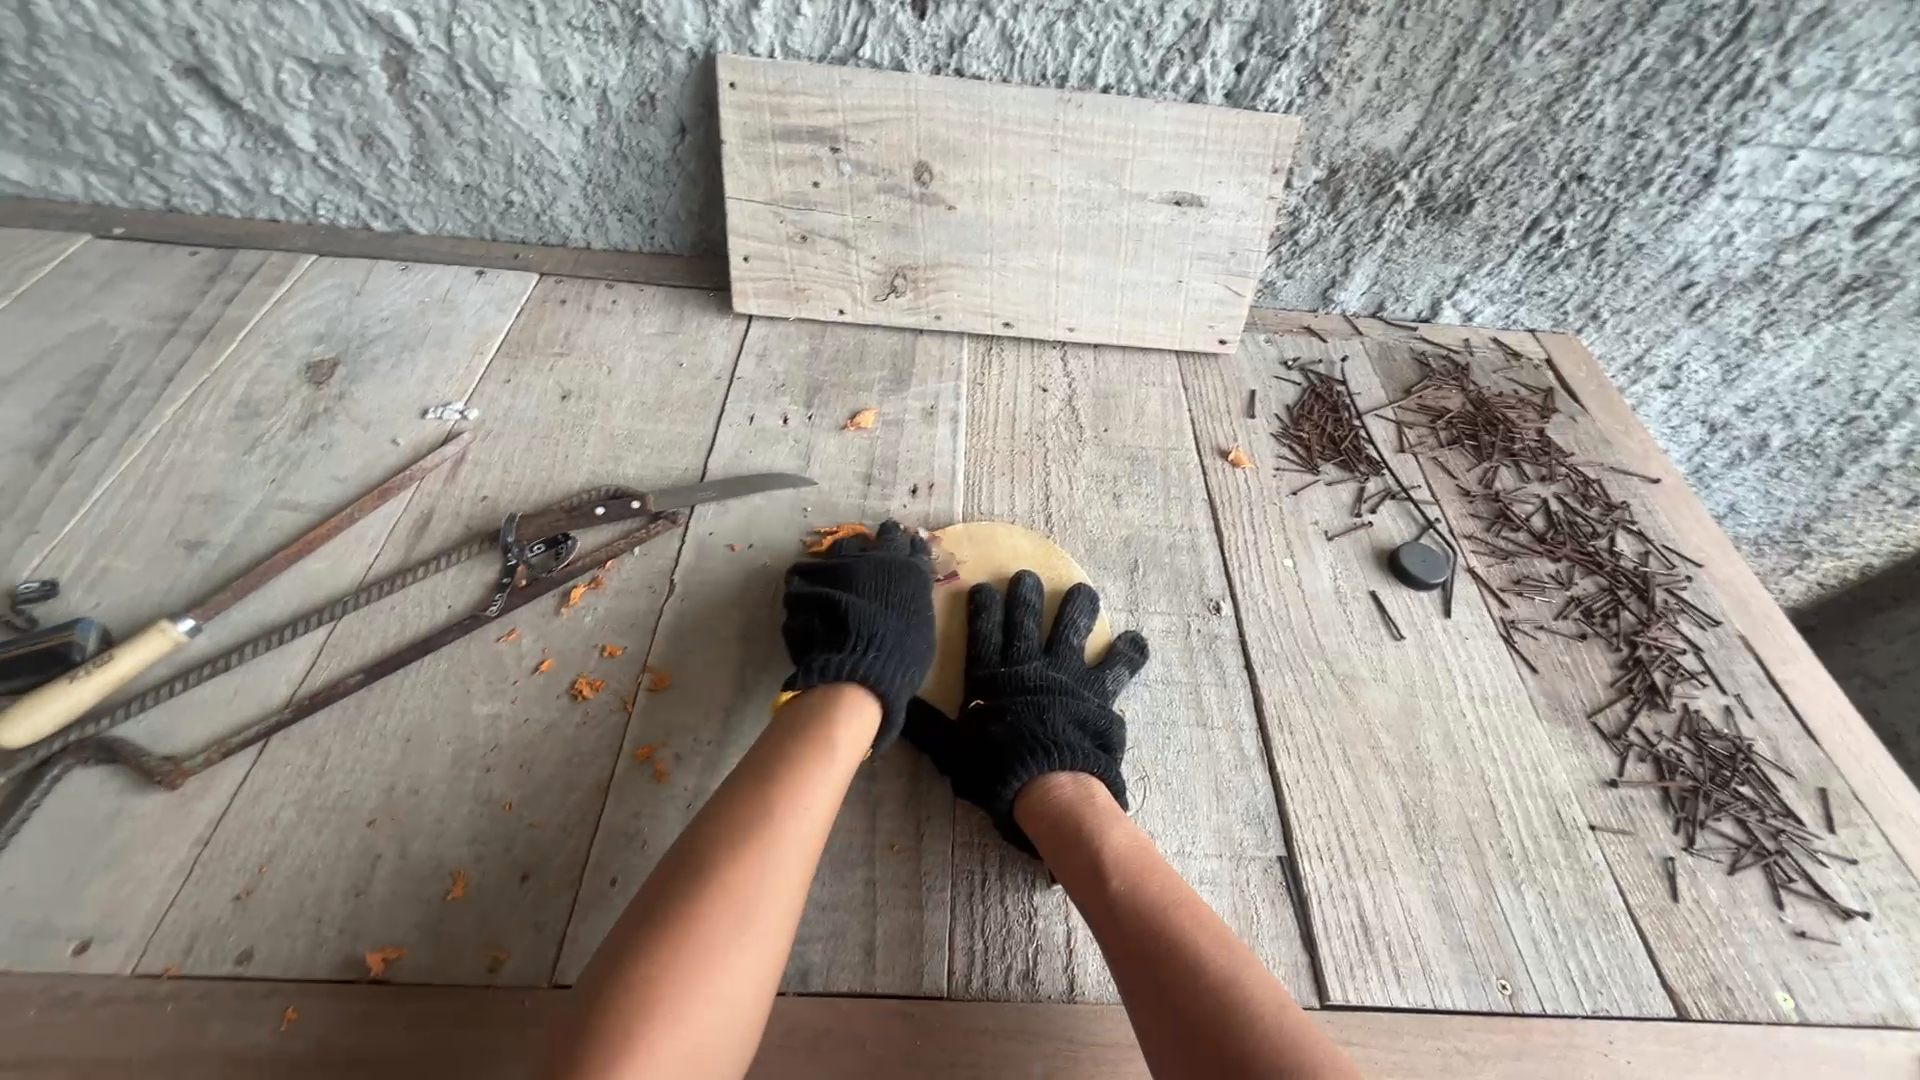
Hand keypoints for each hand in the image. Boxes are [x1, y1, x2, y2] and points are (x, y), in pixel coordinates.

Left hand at [780, 520, 934, 750]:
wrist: (858, 670)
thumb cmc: (899, 659)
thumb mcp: (919, 629)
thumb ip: (912, 605)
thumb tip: (904, 600)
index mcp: (910, 573)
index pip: (914, 547)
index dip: (910, 546)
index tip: (907, 544)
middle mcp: (879, 559)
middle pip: (885, 535)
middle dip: (883, 537)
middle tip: (878, 547)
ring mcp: (844, 564)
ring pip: (844, 546)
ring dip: (845, 555)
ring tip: (839, 569)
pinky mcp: (813, 576)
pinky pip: (809, 571)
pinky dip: (810, 580)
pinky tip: (807, 591)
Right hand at [904, 570, 1148, 853]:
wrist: (1048, 784)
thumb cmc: (995, 770)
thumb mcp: (951, 749)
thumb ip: (928, 726)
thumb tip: (900, 709)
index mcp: (991, 675)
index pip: (983, 629)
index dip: (983, 606)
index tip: (984, 587)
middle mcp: (1028, 664)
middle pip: (1026, 618)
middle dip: (1026, 593)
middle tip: (1026, 575)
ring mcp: (1066, 672)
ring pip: (1073, 626)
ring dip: (1078, 605)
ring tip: (1082, 590)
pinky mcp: (1097, 689)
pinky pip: (1118, 665)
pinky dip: (1129, 653)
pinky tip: (1136, 640)